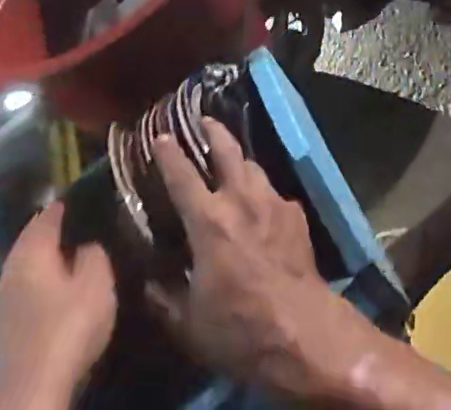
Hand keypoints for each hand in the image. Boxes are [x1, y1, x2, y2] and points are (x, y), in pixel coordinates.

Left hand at [0, 202, 117, 409]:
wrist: (24, 400)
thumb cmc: (65, 330)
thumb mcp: (97, 282)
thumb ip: (95, 254)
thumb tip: (86, 245)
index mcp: (31, 249)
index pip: (49, 213)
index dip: (70, 203)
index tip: (92, 198)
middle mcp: (9, 269)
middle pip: (34, 241)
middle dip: (58, 235)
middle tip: (88, 231)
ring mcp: (0, 304)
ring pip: (28, 271)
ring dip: (48, 266)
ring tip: (78, 265)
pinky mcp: (1, 335)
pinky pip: (25, 297)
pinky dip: (42, 292)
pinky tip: (59, 301)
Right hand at [148, 119, 371, 400]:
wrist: (301, 330)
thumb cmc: (238, 327)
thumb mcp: (187, 322)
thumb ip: (164, 296)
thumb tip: (149, 280)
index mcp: (209, 220)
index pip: (182, 175)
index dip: (169, 153)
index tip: (161, 135)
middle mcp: (241, 199)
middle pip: (227, 150)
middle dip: (214, 130)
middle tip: (204, 120)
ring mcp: (274, 202)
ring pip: (253, 167)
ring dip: (239, 162)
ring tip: (232, 163)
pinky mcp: (296, 214)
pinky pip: (273, 194)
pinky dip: (262, 194)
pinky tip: (261, 207)